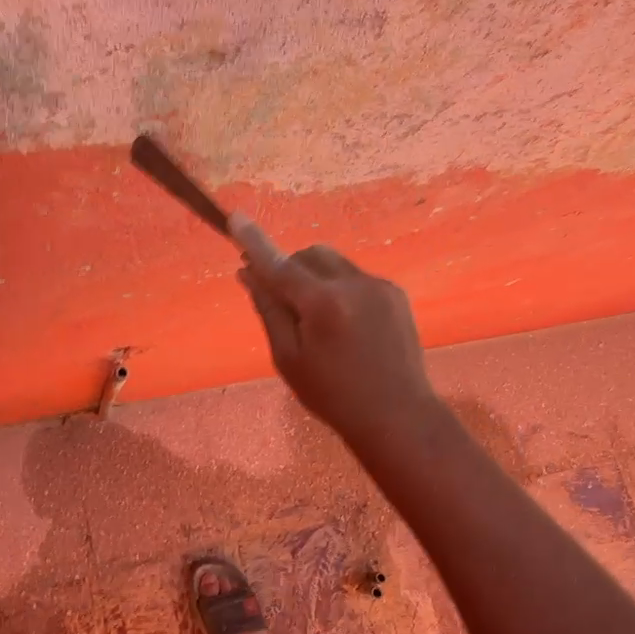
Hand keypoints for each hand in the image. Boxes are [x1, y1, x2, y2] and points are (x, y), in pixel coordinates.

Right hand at [231, 214, 441, 444]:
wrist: (398, 416)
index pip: (279, 264)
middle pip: (308, 255)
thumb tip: (248, 273)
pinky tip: (344, 325)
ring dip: (314, 277)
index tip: (236, 217)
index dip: (254, 241)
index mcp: (323, 303)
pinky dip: (338, 288)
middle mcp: (353, 284)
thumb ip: (269, 310)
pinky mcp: (394, 293)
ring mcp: (378, 286)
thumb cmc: (333, 395)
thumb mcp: (288, 358)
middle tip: (281, 302)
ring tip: (316, 318)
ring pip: (332, 262)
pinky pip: (354, 276)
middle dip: (289, 268)